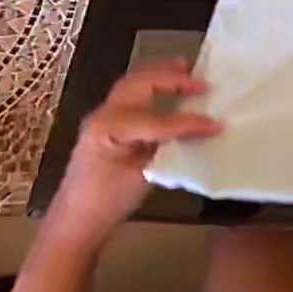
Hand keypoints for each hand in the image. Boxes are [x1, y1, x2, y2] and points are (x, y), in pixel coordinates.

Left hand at [47, 59, 221, 250]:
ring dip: (160, 74)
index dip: (190, 121)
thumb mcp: (143, 175)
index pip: (158, 120)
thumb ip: (170, 148)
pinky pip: (131, 96)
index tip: (217, 124)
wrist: (75, 223)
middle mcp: (103, 116)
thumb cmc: (107, 202)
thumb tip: (201, 132)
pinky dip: (152, 86)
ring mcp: (102, 119)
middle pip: (139, 83)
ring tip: (185, 69)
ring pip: (133, 84)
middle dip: (171, 76)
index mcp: (110, 129)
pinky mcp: (106, 125)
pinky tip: (168, 90)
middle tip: (200, 77)